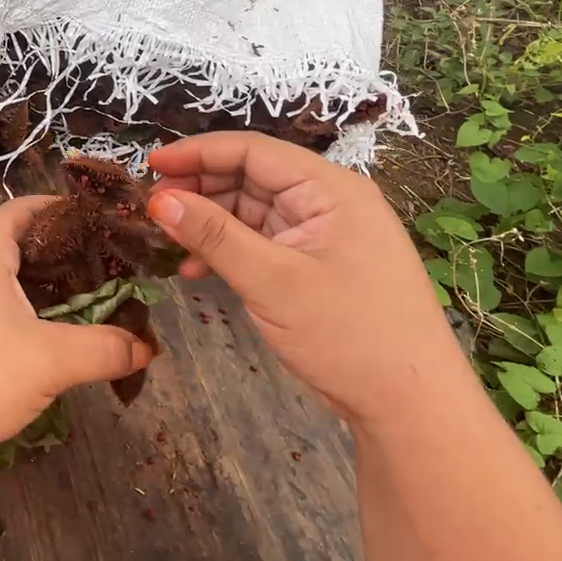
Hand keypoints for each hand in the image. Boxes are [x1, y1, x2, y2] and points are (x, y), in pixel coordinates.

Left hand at [0, 197, 152, 460]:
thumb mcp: (50, 360)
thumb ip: (103, 348)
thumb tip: (145, 347)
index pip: (20, 209)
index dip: (57, 207)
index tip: (96, 219)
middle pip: (15, 244)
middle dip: (60, 253)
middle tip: (105, 268)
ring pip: (4, 280)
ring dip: (43, 289)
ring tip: (88, 304)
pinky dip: (23, 314)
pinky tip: (49, 340)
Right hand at [145, 131, 472, 426]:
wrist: (413, 410)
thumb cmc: (349, 336)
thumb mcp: (271, 281)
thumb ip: (213, 235)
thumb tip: (157, 199)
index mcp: (330, 190)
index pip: (252, 150)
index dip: (197, 152)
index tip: (149, 165)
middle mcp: (326, 202)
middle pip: (249, 176)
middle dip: (198, 187)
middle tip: (151, 206)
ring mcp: (320, 234)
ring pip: (249, 209)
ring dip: (207, 221)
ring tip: (166, 239)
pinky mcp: (313, 264)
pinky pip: (258, 241)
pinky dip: (225, 249)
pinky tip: (195, 269)